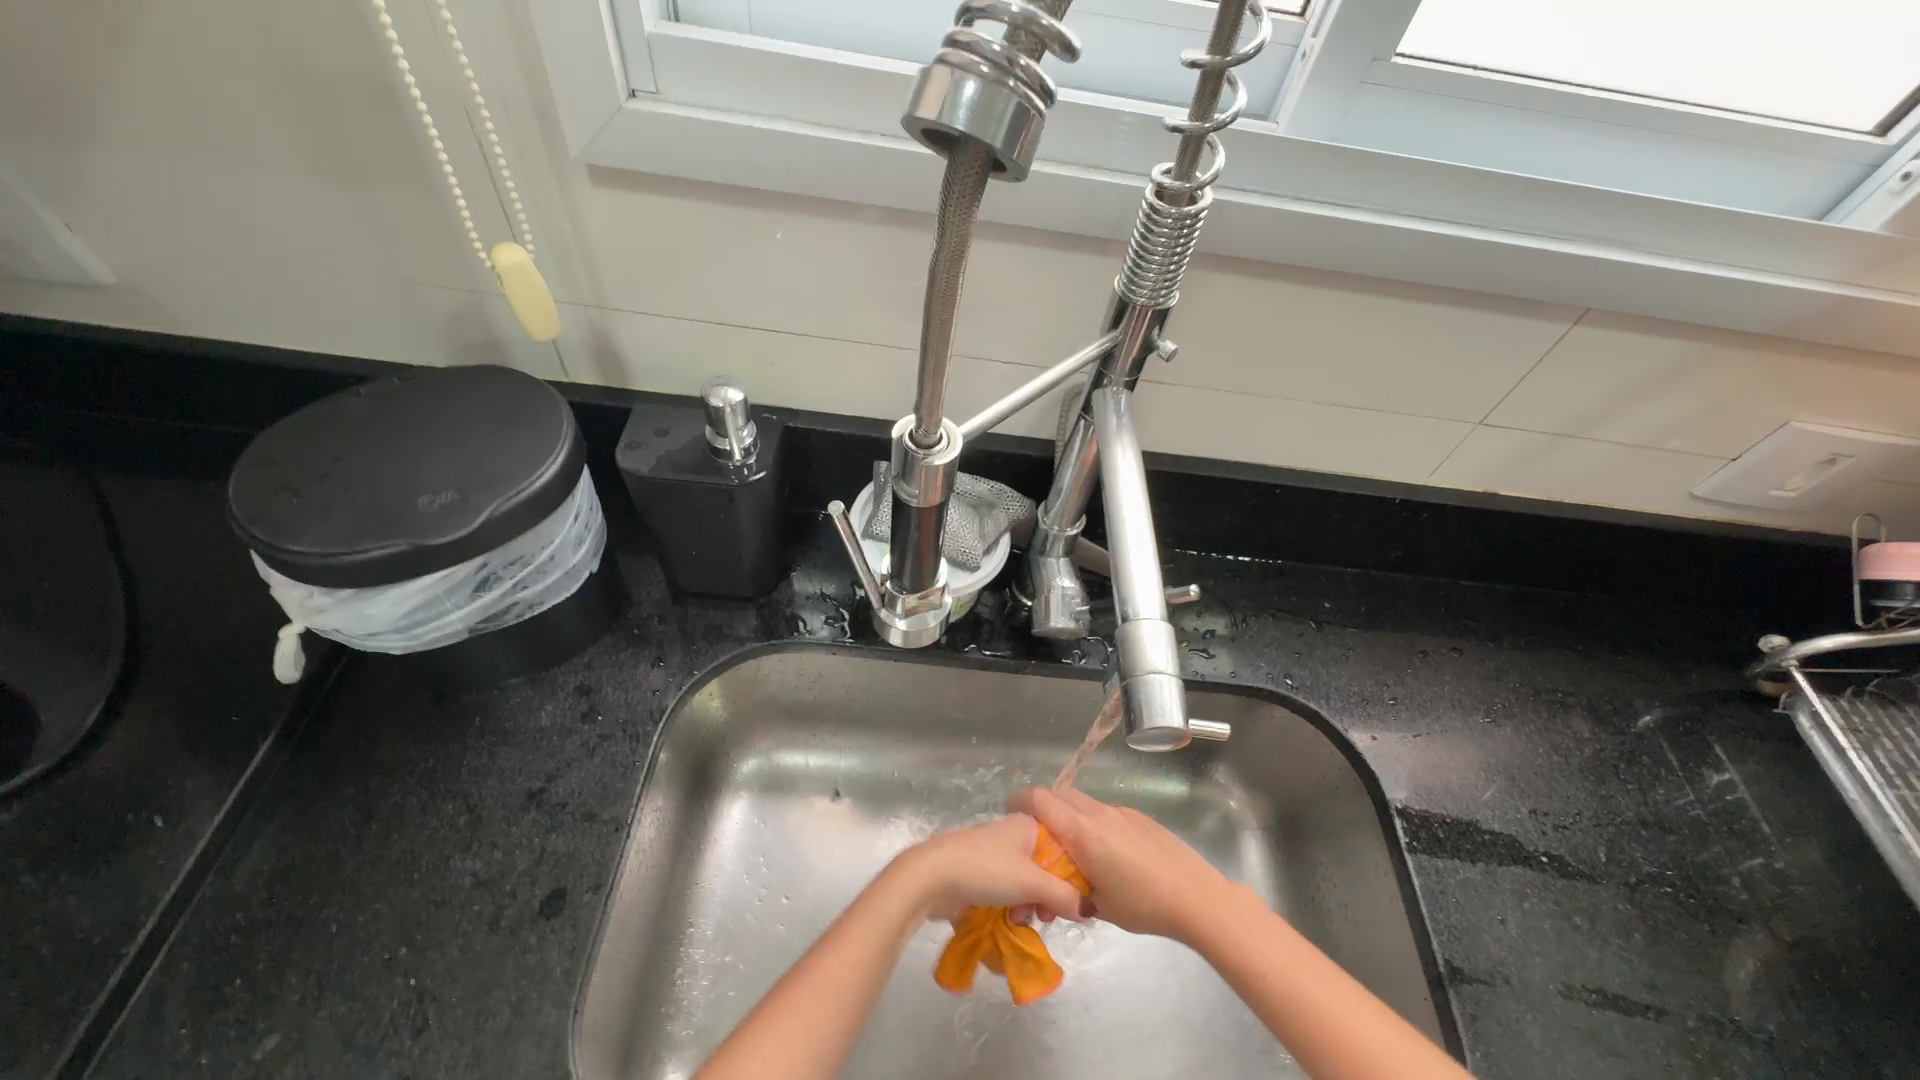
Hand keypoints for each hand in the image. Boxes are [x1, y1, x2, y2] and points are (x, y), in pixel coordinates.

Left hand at [889, 813, 1087, 923]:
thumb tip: (1088, 909)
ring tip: (1022, 920)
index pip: (1066, 849)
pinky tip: (1008, 922)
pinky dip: (1012, 908)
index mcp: (1030, 826)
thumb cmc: (986, 870)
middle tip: (1046, 916)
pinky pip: (1008, 893)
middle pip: (1047, 869)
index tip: (1072, 902)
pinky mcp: (981, 876)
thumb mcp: (1031, 882)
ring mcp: (996, 856)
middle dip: (1049, 896)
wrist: (931, 877)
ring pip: (1028, 884)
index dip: (1073, 877)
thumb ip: (1064, 895)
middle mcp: (1015, 837)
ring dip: (1029, 906)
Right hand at [1008, 787, 1239, 943]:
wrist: (1197, 897)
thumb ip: (1072, 890)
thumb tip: (1062, 889)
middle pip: (1060, 795)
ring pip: (1085, 803)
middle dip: (1044, 808)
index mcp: (1081, 833)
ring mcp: (1122, 812)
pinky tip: (1111, 856)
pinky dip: (1096, 824)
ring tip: (1078, 851)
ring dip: (1072, 818)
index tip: (1009, 813)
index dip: (1019, 801)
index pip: (1039, 800)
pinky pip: (1107, 813)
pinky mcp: (1141, 818)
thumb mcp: (1098, 906)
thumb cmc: (1143, 906)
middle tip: (1041, 836)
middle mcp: (1099, 813)